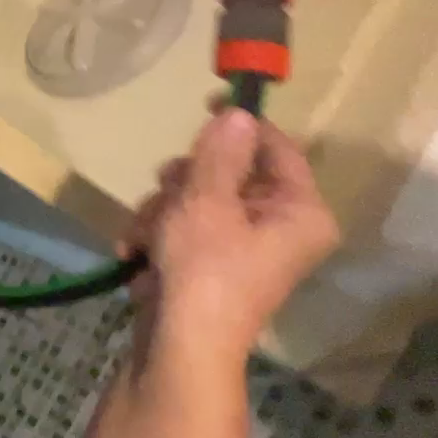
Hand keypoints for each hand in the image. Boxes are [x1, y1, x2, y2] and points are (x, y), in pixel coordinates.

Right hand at [122, 109, 339, 360]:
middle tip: (164, 192)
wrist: (183, 337)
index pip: (277, 149)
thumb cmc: (205, 266)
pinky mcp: (209, 258)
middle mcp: (279, 224)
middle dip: (180, 181)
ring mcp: (243, 243)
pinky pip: (179, 223)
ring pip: (192, 197)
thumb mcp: (205, 201)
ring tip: (146, 235)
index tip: (205, 100)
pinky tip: (139, 249)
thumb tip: (237, 114)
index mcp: (299, 211)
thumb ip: (218, 155)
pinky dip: (154, 232)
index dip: (241, 125)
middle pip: (224, 172)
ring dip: (158, 210)